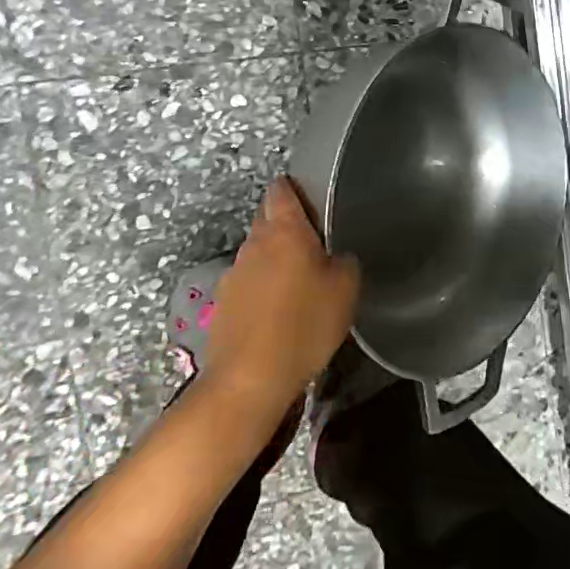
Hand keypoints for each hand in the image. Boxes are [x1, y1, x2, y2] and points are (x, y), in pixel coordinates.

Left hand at [202, 178, 359, 422]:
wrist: (249, 380)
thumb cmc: (305, 325)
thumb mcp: (346, 288)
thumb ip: (343, 261)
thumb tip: (336, 256)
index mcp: (284, 231)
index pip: (281, 191)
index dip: (295, 188)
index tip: (312, 194)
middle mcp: (253, 246)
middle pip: (267, 220)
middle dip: (287, 224)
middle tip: (317, 239)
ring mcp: (233, 276)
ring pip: (258, 254)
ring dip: (276, 258)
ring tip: (302, 279)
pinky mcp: (223, 307)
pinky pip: (249, 283)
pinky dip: (265, 287)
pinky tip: (283, 309)